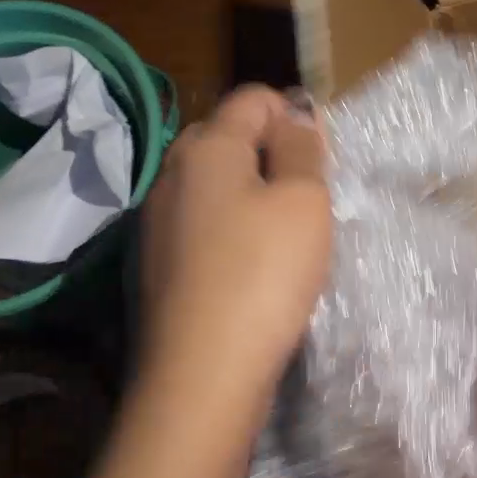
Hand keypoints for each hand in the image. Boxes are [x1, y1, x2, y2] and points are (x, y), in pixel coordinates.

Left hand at [76, 87, 333, 477]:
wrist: (201, 379)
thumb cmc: (263, 273)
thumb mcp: (304, 198)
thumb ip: (302, 146)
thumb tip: (295, 114)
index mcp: (206, 147)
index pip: (253, 98)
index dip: (293, 114)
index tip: (321, 157)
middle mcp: (171, 174)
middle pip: (228, 136)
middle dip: (271, 151)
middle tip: (307, 192)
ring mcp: (156, 223)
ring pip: (215, 183)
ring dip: (253, 193)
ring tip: (286, 232)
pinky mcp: (156, 266)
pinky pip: (202, 223)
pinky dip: (232, 229)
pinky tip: (254, 266)